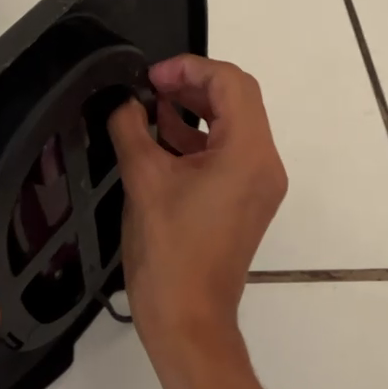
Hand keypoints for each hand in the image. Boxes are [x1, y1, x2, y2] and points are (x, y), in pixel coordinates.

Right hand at [107, 55, 287, 388]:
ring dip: (194, 107)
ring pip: (233, 121)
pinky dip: (198, 135)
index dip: (189, 67)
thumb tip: (124, 101)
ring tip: (150, 105)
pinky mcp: (245, 199)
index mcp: (247, 153)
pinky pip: (227, 149)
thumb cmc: (169, 251)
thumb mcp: (143, 178)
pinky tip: (160, 135)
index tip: (151, 76)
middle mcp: (263, 163)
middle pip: (236, 97)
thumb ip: (131, 126)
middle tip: (150, 85)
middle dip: (192, 82)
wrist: (188, 321)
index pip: (230, 83)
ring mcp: (258, 183)